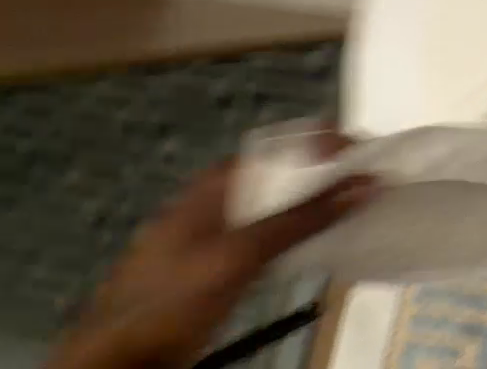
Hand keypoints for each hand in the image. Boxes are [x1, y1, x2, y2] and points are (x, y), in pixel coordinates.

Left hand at [48, 135, 375, 368]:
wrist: (114, 366)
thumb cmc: (171, 299)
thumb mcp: (241, 255)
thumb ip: (304, 217)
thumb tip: (370, 180)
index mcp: (217, 183)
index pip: (285, 142)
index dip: (328, 141)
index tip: (365, 155)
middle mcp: (221, 198)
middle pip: (289, 170)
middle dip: (333, 171)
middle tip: (371, 180)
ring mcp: (223, 230)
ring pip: (287, 201)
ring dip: (324, 201)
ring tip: (360, 206)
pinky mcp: (228, 260)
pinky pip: (279, 231)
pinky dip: (308, 229)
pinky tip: (328, 239)